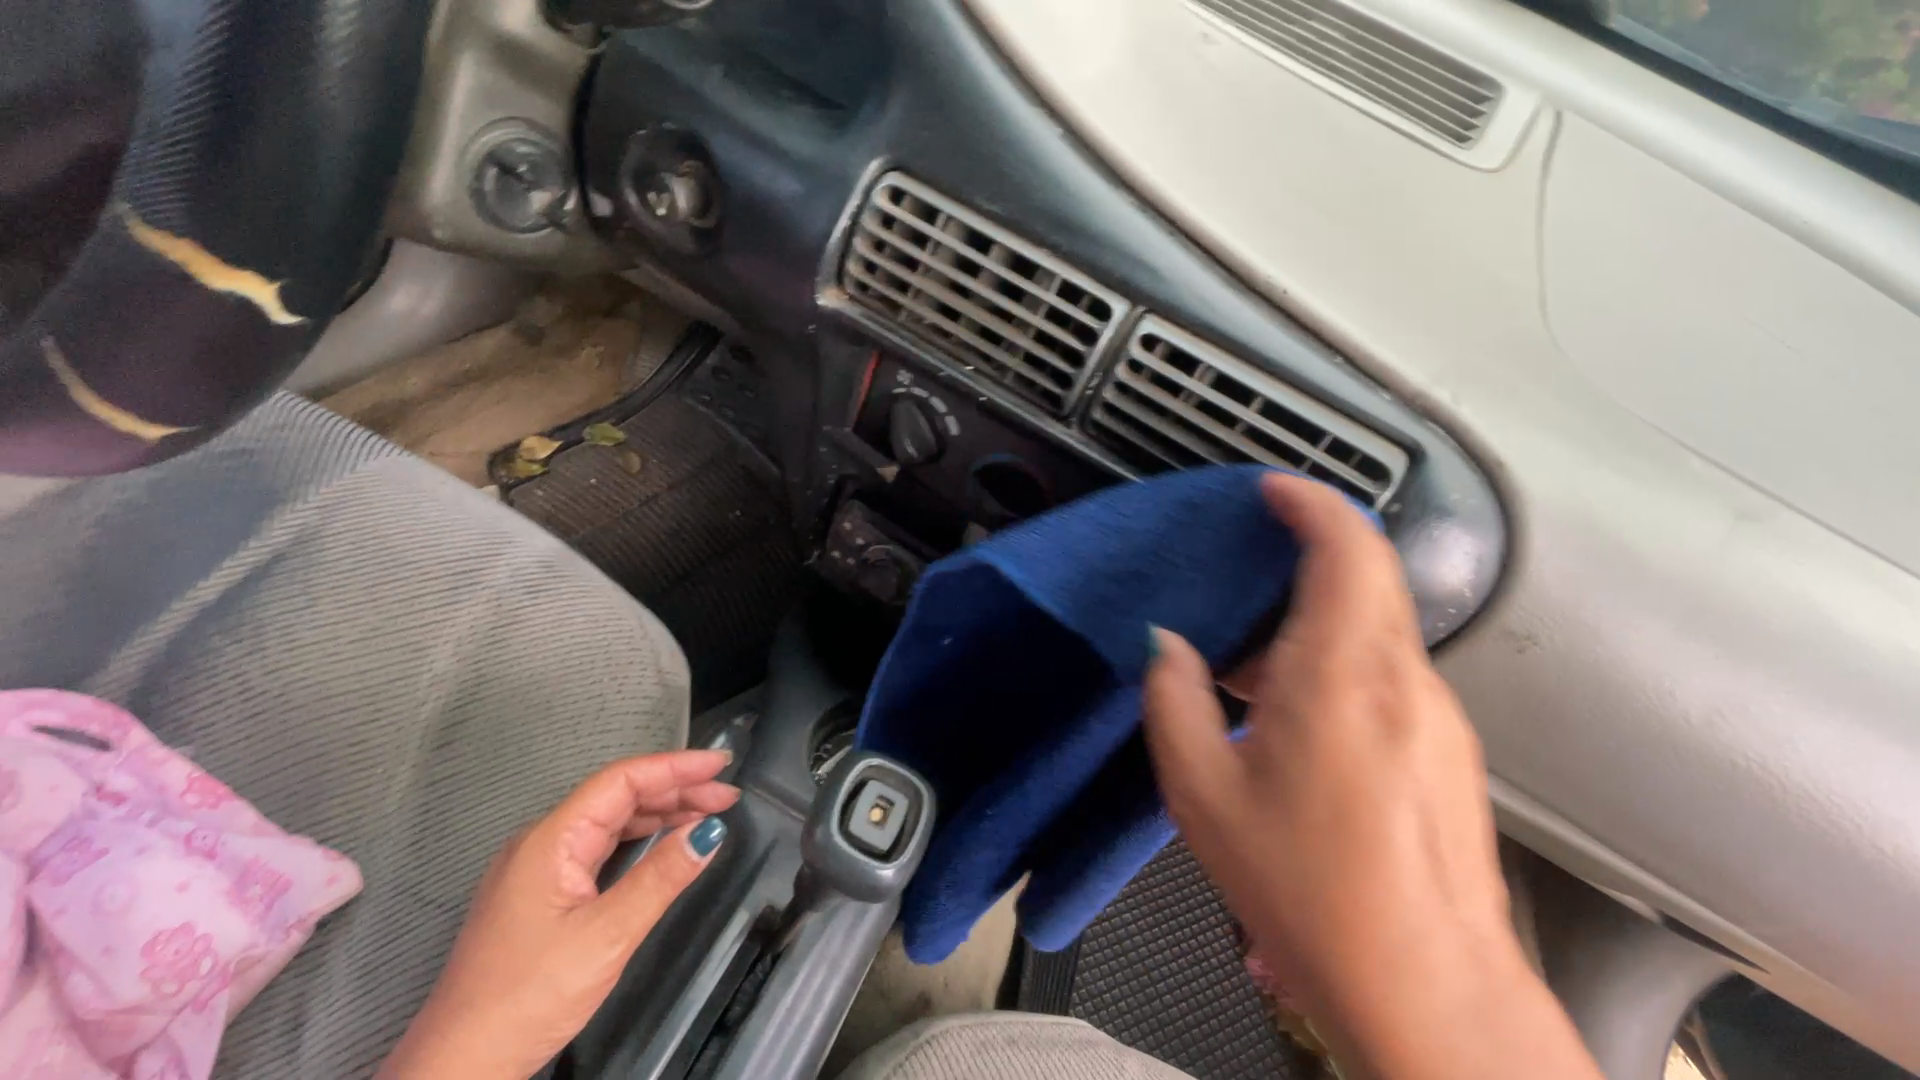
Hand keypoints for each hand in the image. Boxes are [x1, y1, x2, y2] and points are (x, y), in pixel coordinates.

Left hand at [380, 750, 739, 1079]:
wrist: (459, 1065)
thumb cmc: (530, 996)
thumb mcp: (607, 936)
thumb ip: (660, 878)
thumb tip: (710, 832)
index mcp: (551, 840)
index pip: (621, 781)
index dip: (674, 767)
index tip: (720, 764)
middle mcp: (542, 842)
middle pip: (617, 798)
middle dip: (675, 790)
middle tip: (728, 795)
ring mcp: (538, 869)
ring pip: (609, 823)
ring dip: (660, 814)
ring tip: (710, 814)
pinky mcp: (540, 894)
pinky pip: (598, 849)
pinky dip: (639, 841)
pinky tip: (665, 846)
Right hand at [1143, 473, 1601, 1079]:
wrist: (1429, 990)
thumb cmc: (1309, 893)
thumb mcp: (1203, 795)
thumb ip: (1174, 702)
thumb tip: (1168, 647)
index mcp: (1340, 676)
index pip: (1348, 548)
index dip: (1311, 503)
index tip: (1271, 491)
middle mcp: (1403, 681)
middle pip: (1370, 577)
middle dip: (1309, 554)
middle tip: (1246, 573)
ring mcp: (1438, 716)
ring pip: (1380, 626)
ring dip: (1319, 618)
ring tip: (1252, 666)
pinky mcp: (1450, 750)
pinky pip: (1391, 672)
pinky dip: (1342, 660)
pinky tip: (1295, 718)